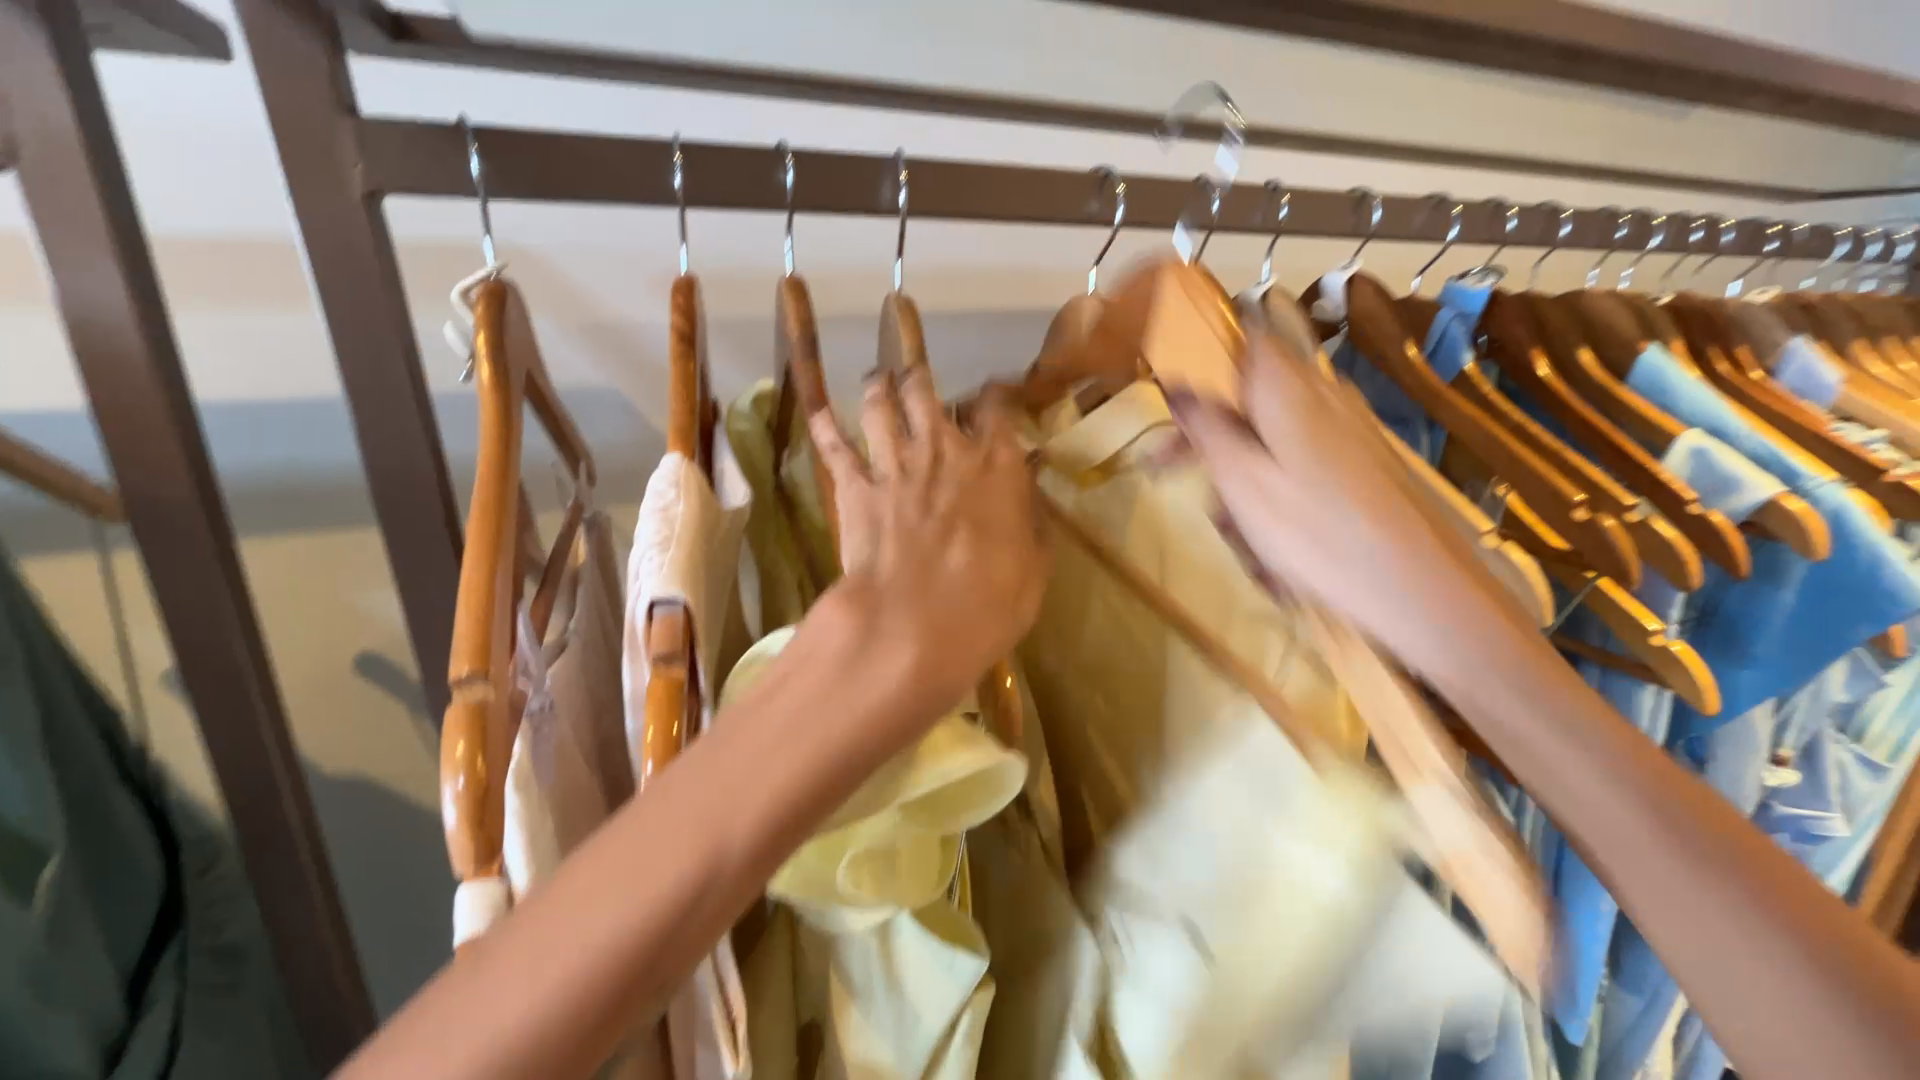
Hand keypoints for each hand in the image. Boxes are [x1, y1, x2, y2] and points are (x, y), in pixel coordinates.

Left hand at [808, 368, 1048, 713]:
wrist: (916, 622)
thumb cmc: (989, 601)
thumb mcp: (1034, 567)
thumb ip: (1033, 523)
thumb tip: (1030, 496)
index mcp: (996, 464)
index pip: (997, 408)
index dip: (995, 396)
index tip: (994, 395)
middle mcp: (944, 449)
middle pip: (928, 393)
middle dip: (922, 381)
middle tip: (918, 380)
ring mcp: (895, 464)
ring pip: (880, 406)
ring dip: (878, 389)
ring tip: (877, 381)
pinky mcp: (855, 488)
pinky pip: (834, 447)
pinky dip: (825, 427)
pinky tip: (820, 411)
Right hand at [1167, 330, 1534, 679]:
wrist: (1419, 589)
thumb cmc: (1318, 532)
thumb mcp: (1243, 481)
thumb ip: (1206, 427)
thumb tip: (1176, 383)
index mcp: (1288, 388)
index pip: (1240, 339)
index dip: (1198, 361)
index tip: (1167, 400)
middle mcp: (1321, 397)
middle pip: (1248, 396)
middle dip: (1208, 436)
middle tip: (1164, 471)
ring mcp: (1345, 432)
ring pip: (1269, 440)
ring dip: (1239, 481)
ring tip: (1237, 533)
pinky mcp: (1360, 468)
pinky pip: (1298, 469)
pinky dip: (1275, 500)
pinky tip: (1274, 548)